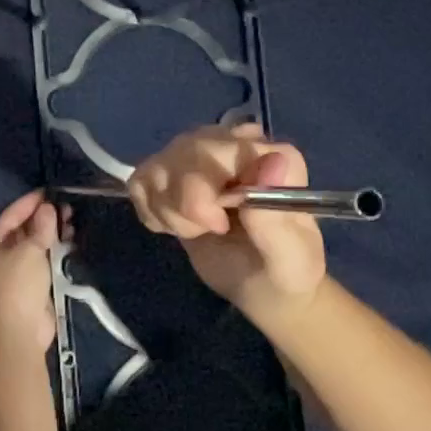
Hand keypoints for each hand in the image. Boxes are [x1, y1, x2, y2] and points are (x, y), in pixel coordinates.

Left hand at [0, 190, 66, 354]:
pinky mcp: (36, 281)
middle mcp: (4, 253)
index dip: (29, 202)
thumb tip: (48, 208)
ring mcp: (20, 268)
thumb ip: (41, 227)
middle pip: (24, 228)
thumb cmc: (20, 283)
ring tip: (72, 219)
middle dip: (44, 216)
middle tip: (66, 205)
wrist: (23, 328)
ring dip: (53, 231)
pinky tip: (71, 238)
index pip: (10, 215)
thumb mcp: (30, 249)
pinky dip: (57, 247)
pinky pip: (47, 257)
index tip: (49, 191)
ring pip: (38, 242)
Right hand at [126, 124, 325, 321]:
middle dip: (186, 204)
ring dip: (170, 211)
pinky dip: (152, 212)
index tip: (219, 226)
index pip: (227, 146)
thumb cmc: (284, 271)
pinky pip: (140, 179)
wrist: (262, 286)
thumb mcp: (290, 259)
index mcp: (272, 156)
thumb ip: (277, 218)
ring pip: (159, 165)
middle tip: (210, 231)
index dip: (207, 188)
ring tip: (197, 231)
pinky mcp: (169, 173)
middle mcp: (232, 145)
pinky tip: (176, 225)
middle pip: (187, 150)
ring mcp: (198, 155)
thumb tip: (274, 161)